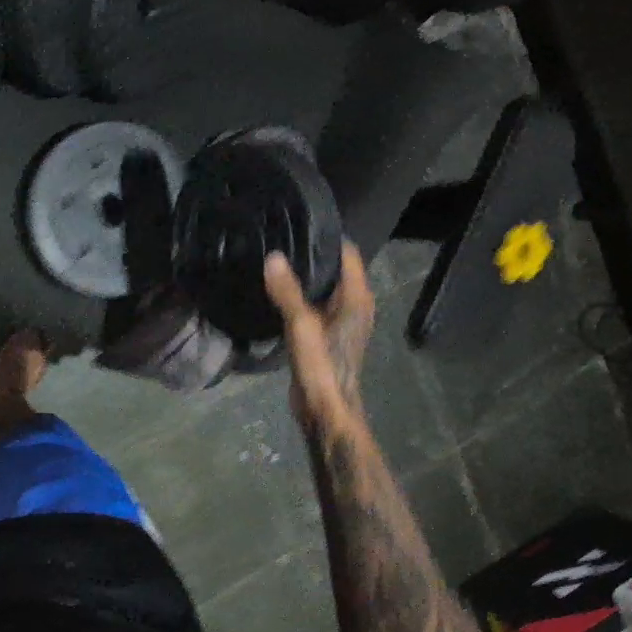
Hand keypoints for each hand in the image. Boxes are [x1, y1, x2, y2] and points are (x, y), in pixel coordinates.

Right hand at [264, 246, 373, 429]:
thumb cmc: (322, 365)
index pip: (348, 254)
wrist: (325, 408)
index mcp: (358, 298)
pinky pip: (314, 307)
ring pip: (323, 290)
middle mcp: (355, 306)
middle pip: (335, 270)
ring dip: (305, 280)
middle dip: (312, 256)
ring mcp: (341, 323)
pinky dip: (300, 299)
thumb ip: (287, 291)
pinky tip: (278, 295)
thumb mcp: (302, 324)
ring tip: (276, 264)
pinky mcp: (326, 337)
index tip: (300, 223)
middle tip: (281, 241)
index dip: (327, 238)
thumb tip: (273, 257)